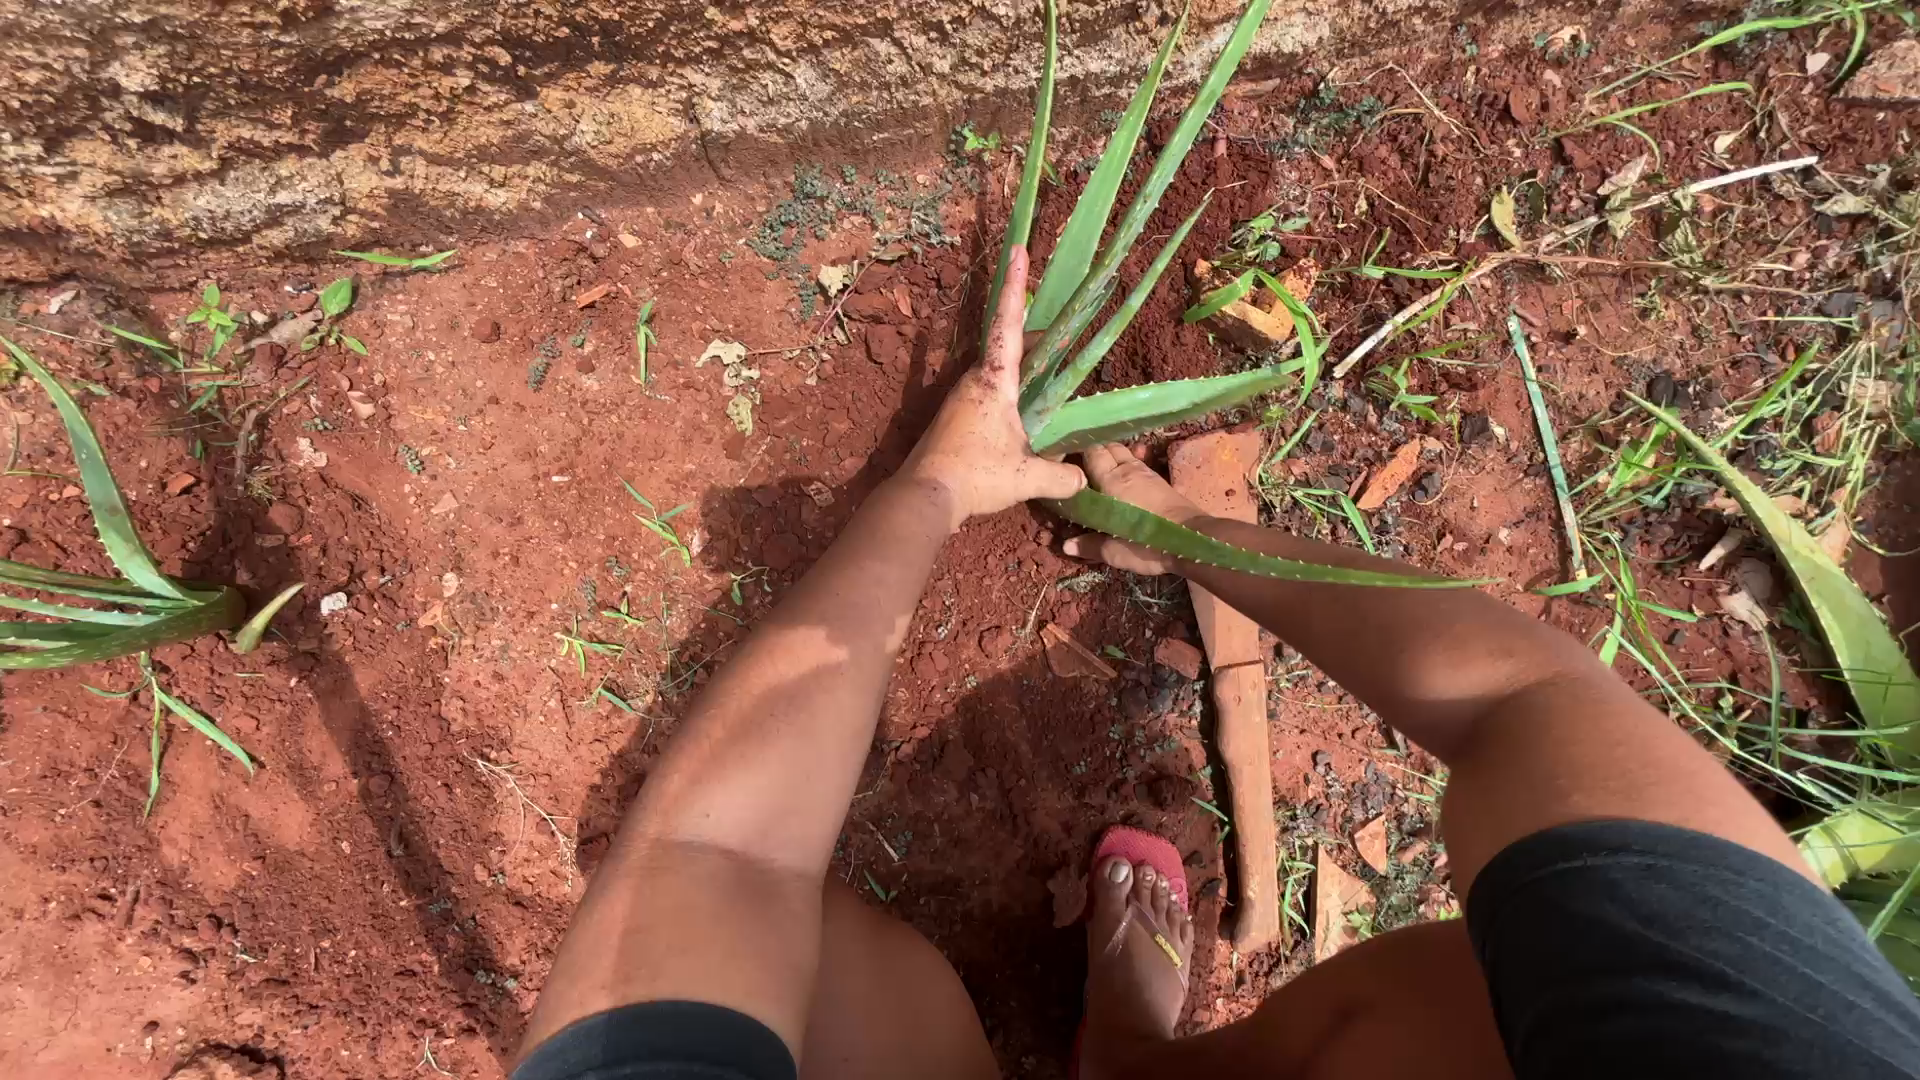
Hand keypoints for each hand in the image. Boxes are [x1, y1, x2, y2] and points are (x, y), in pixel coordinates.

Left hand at [897, 245, 1085, 528]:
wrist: (925, 496)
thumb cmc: (975, 477)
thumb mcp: (1026, 479)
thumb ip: (1060, 476)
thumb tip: (1081, 479)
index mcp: (994, 382)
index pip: (1008, 325)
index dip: (1015, 287)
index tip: (1018, 250)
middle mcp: (974, 382)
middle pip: (1008, 347)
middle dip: (1034, 338)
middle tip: (1060, 338)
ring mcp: (960, 399)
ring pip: (998, 373)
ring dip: (1022, 371)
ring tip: (1048, 378)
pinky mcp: (954, 418)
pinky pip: (988, 395)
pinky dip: (1008, 395)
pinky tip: (1019, 419)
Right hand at [1061, 444, 1207, 575]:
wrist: (1193, 540)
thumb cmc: (1147, 544)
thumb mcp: (1114, 552)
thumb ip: (1090, 545)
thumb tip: (1066, 544)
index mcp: (1111, 480)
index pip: (1090, 452)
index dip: (1075, 454)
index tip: (1063, 465)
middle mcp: (1128, 469)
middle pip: (1106, 447)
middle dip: (1092, 454)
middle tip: (1078, 470)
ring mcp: (1146, 472)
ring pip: (1123, 453)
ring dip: (1110, 459)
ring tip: (1097, 474)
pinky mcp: (1159, 480)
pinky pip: (1136, 463)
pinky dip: (1125, 466)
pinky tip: (1120, 480)